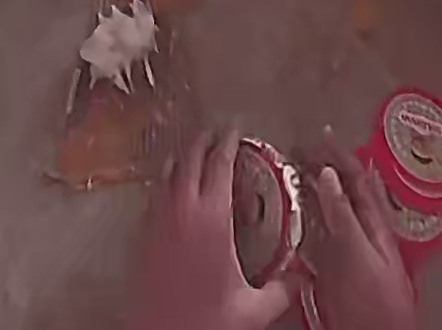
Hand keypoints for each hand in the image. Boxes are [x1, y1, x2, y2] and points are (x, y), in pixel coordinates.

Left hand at [124, 129, 293, 329]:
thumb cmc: (202, 321)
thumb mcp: (250, 309)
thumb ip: (279, 290)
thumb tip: (299, 281)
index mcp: (212, 216)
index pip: (220, 162)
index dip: (229, 141)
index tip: (236, 130)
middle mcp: (183, 208)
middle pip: (192, 156)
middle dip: (205, 140)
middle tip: (216, 134)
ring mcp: (159, 218)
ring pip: (169, 170)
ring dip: (184, 156)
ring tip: (194, 151)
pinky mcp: (142, 232)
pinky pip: (154, 192)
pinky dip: (165, 179)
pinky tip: (170, 185)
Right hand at [306, 141, 416, 329]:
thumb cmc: (379, 307)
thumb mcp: (362, 256)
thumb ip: (345, 216)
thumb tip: (330, 175)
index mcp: (374, 224)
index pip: (356, 177)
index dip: (339, 153)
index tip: (322, 134)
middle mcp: (359, 232)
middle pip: (339, 189)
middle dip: (320, 165)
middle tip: (298, 149)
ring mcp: (345, 250)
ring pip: (326, 210)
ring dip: (309, 188)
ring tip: (291, 170)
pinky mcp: (332, 270)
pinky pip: (315, 235)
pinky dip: (303, 218)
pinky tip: (291, 212)